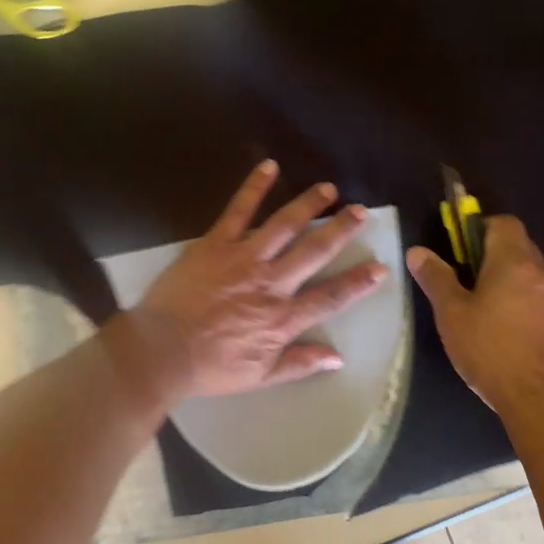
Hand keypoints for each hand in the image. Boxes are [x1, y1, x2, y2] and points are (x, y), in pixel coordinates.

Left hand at [118, 160, 389, 402]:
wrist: (163, 350)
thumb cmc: (211, 367)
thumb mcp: (260, 376)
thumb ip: (299, 364)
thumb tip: (337, 358)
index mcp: (283, 317)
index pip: (330, 297)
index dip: (358, 282)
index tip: (380, 267)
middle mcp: (272, 282)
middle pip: (314, 250)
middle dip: (340, 230)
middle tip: (361, 212)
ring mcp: (244, 257)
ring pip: (284, 224)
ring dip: (308, 204)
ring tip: (328, 189)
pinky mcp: (216, 242)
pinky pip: (239, 210)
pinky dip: (255, 186)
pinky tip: (270, 166)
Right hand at [406, 217, 543, 415]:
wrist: (541, 399)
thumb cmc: (491, 349)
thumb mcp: (452, 313)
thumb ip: (436, 278)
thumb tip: (418, 251)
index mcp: (513, 261)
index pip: (503, 222)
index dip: (478, 227)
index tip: (458, 248)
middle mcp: (540, 272)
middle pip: (517, 244)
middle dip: (489, 252)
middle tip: (462, 277)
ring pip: (527, 271)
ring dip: (504, 277)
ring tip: (478, 304)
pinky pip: (536, 295)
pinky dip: (518, 298)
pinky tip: (500, 327)